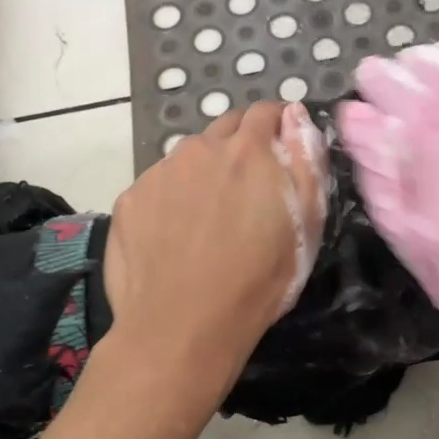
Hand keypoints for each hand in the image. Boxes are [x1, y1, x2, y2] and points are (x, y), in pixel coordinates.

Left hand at [101, 102, 327, 385]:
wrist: (181, 328)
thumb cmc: (259, 279)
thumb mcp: (308, 222)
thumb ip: (307, 159)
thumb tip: (296, 114)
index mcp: (249, 150)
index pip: (266, 111)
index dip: (278, 127)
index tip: (283, 153)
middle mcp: (201, 148)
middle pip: (226, 128)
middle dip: (243, 147)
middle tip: (249, 191)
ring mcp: (159, 173)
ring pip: (191, 157)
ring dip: (206, 172)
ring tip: (210, 219)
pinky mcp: (130, 200)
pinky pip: (159, 185)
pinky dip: (172, 199)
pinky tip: (177, 237)